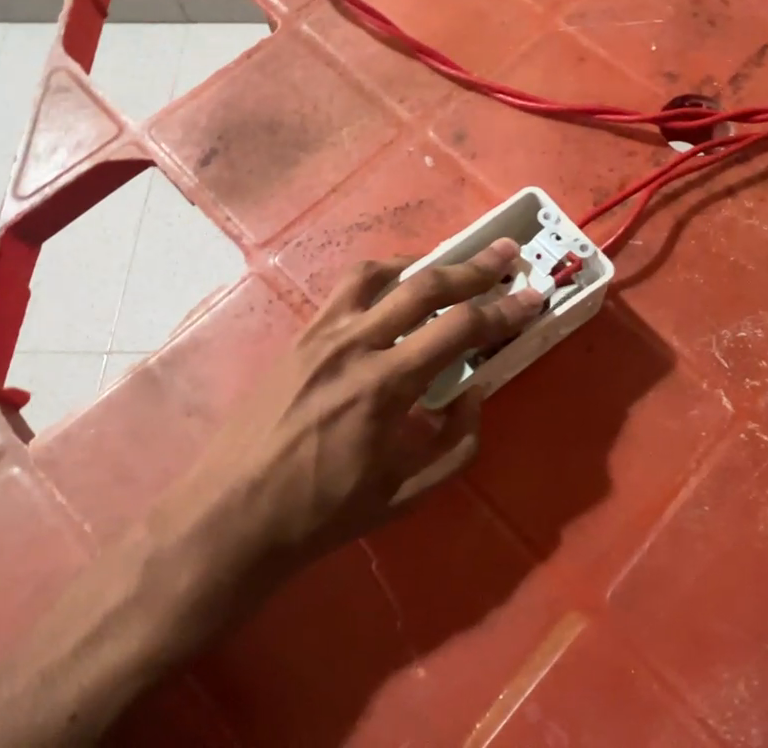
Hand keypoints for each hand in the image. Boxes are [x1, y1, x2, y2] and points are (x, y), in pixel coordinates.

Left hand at [190, 237, 542, 572]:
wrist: (233, 512)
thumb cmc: (323, 513)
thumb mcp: (406, 495)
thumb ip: (456, 444)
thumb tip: (474, 394)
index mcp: (385, 386)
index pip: (459, 330)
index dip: (503, 310)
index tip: (533, 297)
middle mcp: (354, 345)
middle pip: (424, 286)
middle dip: (474, 268)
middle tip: (507, 255)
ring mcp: (321, 335)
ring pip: (378, 274)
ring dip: (422, 262)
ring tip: (448, 263)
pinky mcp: (298, 336)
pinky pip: (344, 289)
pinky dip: (379, 277)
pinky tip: (392, 288)